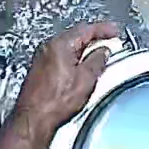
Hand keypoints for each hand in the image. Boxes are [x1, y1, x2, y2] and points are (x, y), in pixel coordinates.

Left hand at [11, 22, 119, 136]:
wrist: (33, 119)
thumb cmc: (55, 102)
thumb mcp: (86, 79)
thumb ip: (97, 61)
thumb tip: (103, 51)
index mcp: (60, 45)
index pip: (86, 29)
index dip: (104, 29)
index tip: (114, 31)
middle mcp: (48, 48)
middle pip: (75, 36)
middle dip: (94, 38)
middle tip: (109, 42)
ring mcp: (42, 58)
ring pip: (67, 47)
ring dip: (83, 49)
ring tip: (97, 56)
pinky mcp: (39, 70)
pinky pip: (60, 57)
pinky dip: (72, 58)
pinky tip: (79, 69)